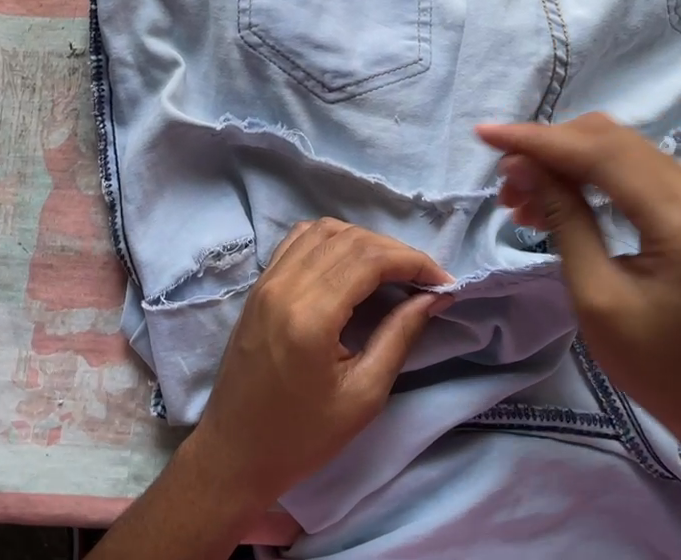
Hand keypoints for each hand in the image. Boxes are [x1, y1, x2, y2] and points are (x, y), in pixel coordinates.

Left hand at [186, 219, 451, 513]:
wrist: (236, 451)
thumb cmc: (302, 436)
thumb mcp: (364, 395)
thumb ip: (400, 336)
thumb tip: (433, 298)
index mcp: (310, 314)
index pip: (370, 258)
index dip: (414, 262)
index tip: (444, 283)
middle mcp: (284, 284)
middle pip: (349, 238)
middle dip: (395, 251)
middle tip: (425, 281)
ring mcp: (266, 280)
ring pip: (323, 231)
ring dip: (364, 242)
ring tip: (393, 273)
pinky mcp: (259, 285)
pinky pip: (299, 240)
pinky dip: (332, 241)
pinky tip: (352, 266)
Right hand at [476, 115, 680, 465]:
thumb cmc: (660, 367)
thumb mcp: (597, 298)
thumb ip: (564, 221)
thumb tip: (521, 166)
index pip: (602, 154)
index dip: (538, 139)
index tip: (484, 135)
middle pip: (611, 140)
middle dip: (548, 148)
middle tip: (504, 182)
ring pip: (619, 148)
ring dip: (564, 161)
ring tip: (520, 200)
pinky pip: (632, 168)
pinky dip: (586, 174)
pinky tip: (554, 201)